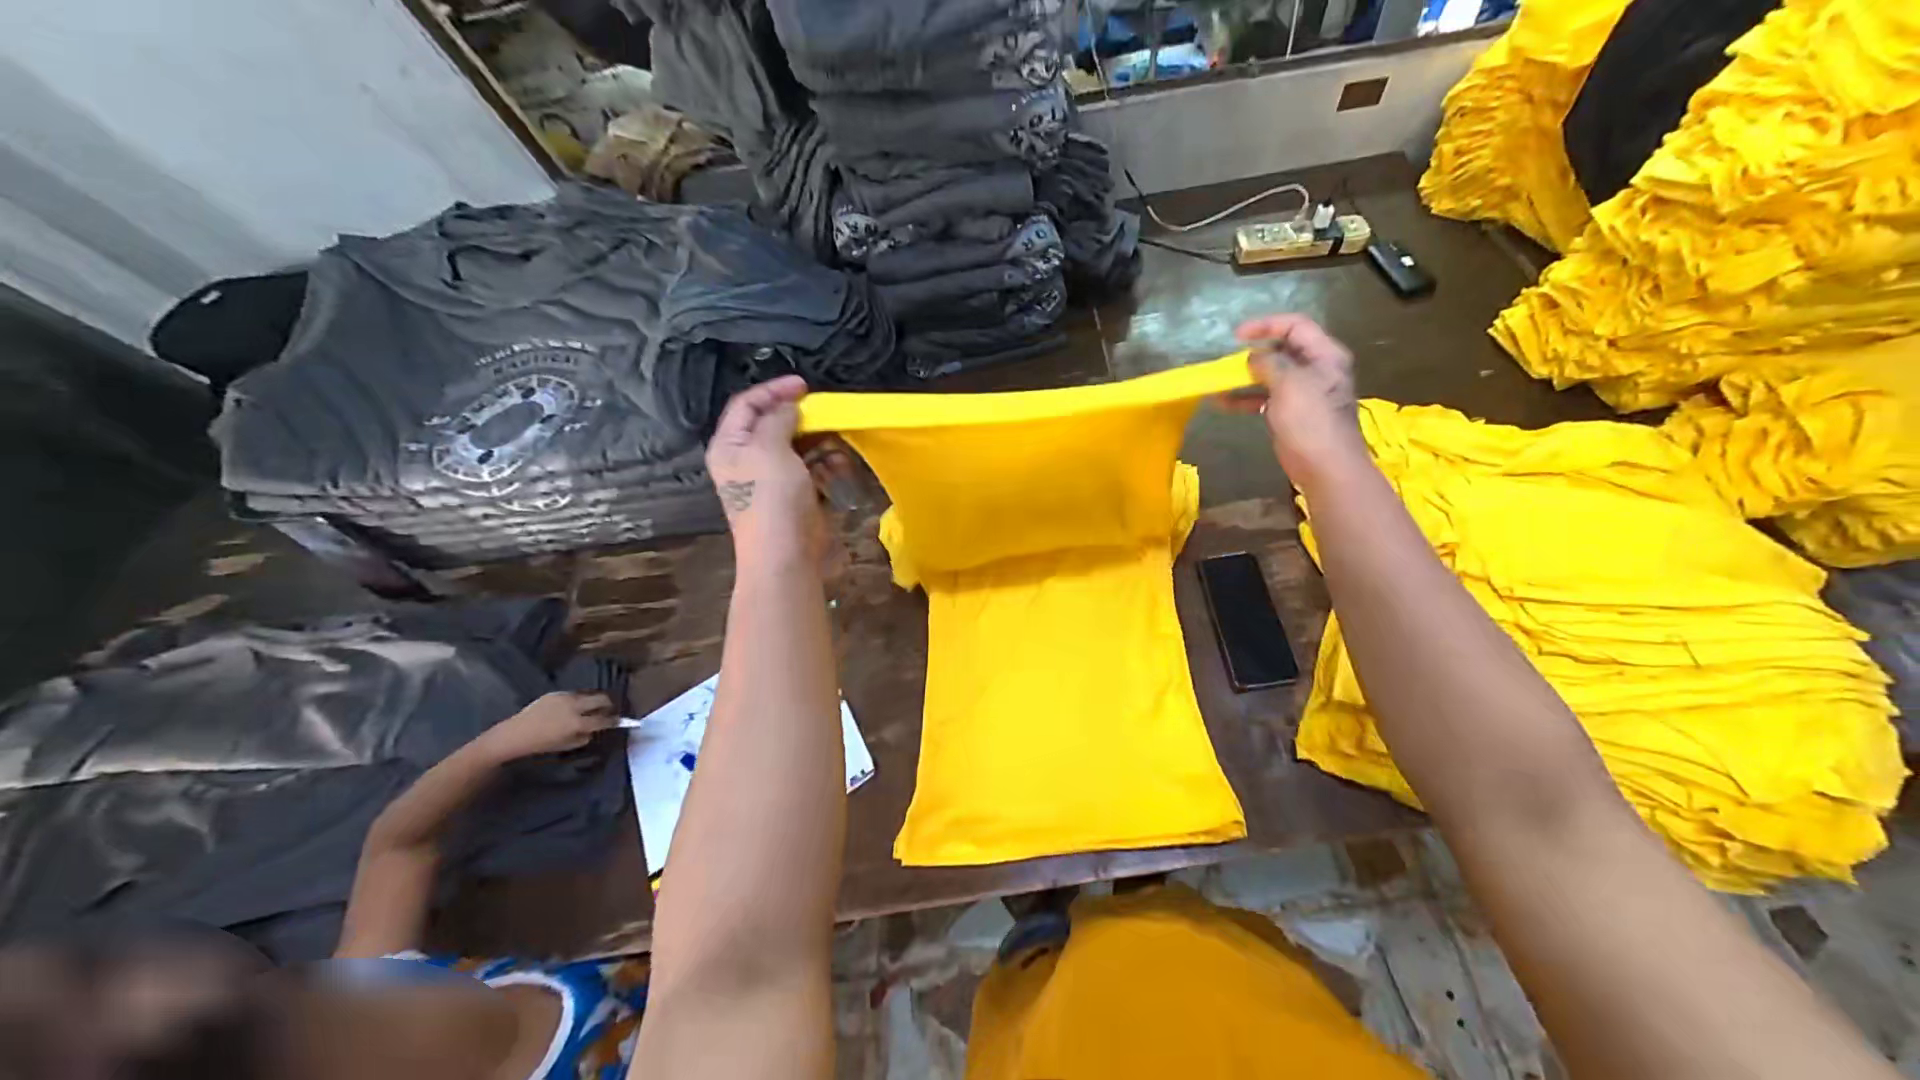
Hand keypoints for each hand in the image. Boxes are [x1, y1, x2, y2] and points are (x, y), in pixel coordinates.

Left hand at [476, 692, 614, 761]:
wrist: (515, 735)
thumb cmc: (541, 745)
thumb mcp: (567, 745)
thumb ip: (585, 736)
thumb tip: (596, 728)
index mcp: (578, 722)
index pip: (605, 719)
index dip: (615, 720)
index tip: (619, 720)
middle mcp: (575, 706)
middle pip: (602, 699)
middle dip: (609, 704)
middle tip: (609, 710)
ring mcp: (565, 697)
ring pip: (589, 694)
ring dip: (593, 700)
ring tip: (591, 707)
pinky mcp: (555, 693)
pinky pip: (574, 694)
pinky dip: (578, 700)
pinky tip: (572, 707)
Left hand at [707, 375, 825, 567]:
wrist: (785, 556)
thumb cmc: (772, 499)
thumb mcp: (770, 448)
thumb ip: (777, 419)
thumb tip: (788, 407)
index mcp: (729, 446)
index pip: (747, 405)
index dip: (774, 390)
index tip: (805, 386)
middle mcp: (746, 460)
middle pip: (773, 425)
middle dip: (801, 418)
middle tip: (826, 413)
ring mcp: (771, 481)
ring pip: (797, 447)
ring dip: (819, 442)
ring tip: (838, 444)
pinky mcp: (794, 497)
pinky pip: (810, 471)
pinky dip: (826, 465)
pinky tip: (840, 467)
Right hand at [1225, 314, 1367, 485]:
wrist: (1325, 466)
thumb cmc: (1311, 420)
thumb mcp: (1290, 383)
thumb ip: (1270, 364)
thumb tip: (1253, 356)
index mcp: (1325, 355)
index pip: (1296, 326)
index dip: (1266, 325)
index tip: (1237, 336)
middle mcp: (1316, 369)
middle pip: (1282, 350)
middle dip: (1253, 353)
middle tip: (1229, 361)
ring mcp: (1303, 393)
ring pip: (1271, 375)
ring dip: (1245, 377)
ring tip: (1220, 382)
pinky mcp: (1291, 414)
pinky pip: (1265, 398)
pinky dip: (1245, 399)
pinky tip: (1223, 403)